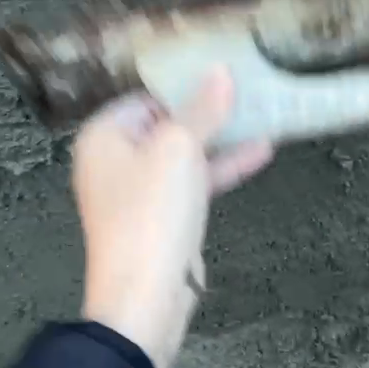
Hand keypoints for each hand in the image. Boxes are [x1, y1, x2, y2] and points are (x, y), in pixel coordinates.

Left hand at [72, 67, 272, 367]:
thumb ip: (203, 108)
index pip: (149, 94)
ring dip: (222, 136)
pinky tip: (261, 150)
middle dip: (209, 108)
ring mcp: (141, 190)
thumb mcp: (179, 147)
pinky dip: (223, 166)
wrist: (145, 300)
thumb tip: (221, 71)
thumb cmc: (151, 212)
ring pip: (186, 152)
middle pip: (168, 121)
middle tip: (248, 86)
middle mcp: (116, 159)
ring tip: (263, 113)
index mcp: (105, 135)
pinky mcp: (163, 216)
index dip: (186, 82)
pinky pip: (195, 180)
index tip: (224, 67)